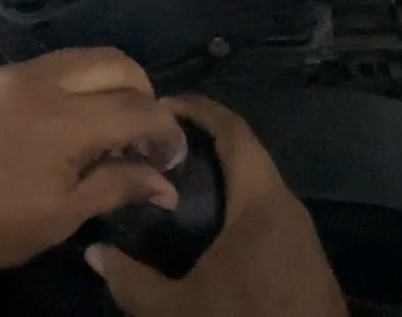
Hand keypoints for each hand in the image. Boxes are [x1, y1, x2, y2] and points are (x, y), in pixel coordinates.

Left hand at [0, 47, 185, 287]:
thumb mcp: (60, 216)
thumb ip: (117, 186)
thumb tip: (165, 183)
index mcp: (66, 119)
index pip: (138, 108)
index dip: (166, 130)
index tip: (174, 156)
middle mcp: (46, 80)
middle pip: (116, 63)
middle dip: (143, 93)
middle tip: (144, 135)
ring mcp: (17, 72)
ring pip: (84, 58)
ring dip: (109, 84)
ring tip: (109, 130)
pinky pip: (53, 65)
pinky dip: (77, 83)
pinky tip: (71, 122)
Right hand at [86, 96, 345, 316]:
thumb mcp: (178, 313)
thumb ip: (132, 281)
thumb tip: (94, 253)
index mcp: (262, 203)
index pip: (233, 130)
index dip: (198, 108)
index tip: (160, 104)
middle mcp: (288, 207)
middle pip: (245, 152)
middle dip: (202, 138)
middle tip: (157, 144)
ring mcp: (302, 234)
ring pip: (258, 182)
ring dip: (221, 171)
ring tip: (176, 176)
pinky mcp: (307, 261)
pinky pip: (268, 210)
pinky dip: (237, 200)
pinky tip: (209, 223)